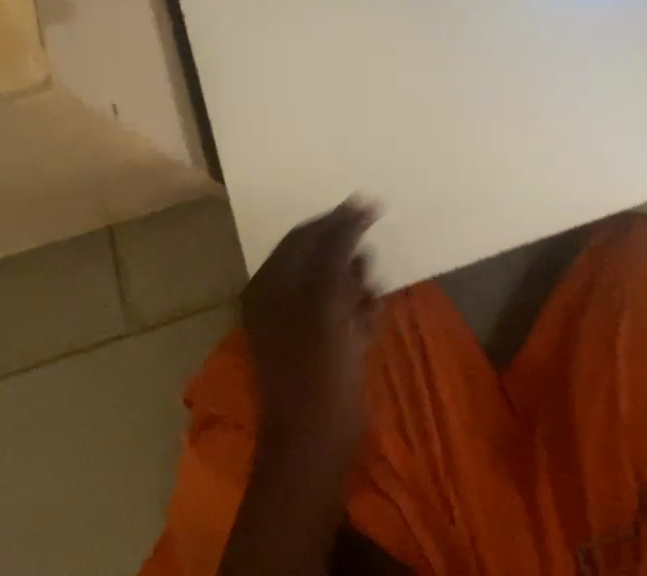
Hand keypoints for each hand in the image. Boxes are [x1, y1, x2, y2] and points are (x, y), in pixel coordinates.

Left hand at [240, 200, 379, 452]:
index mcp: (268, 284)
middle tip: (368, 282)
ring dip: (360, 291)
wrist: (314, 441)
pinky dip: (360, 315)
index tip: (378, 210)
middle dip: (353, 265)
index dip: (340, 219)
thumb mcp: (328, 296)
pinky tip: (367, 330)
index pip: (305, 234)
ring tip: (368, 309)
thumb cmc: (318, 365)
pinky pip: (344, 314)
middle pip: (324, 259)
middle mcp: (277, 299)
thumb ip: (338, 246)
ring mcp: (296, 325)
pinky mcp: (316, 347)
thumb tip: (355, 205)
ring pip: (339, 287)